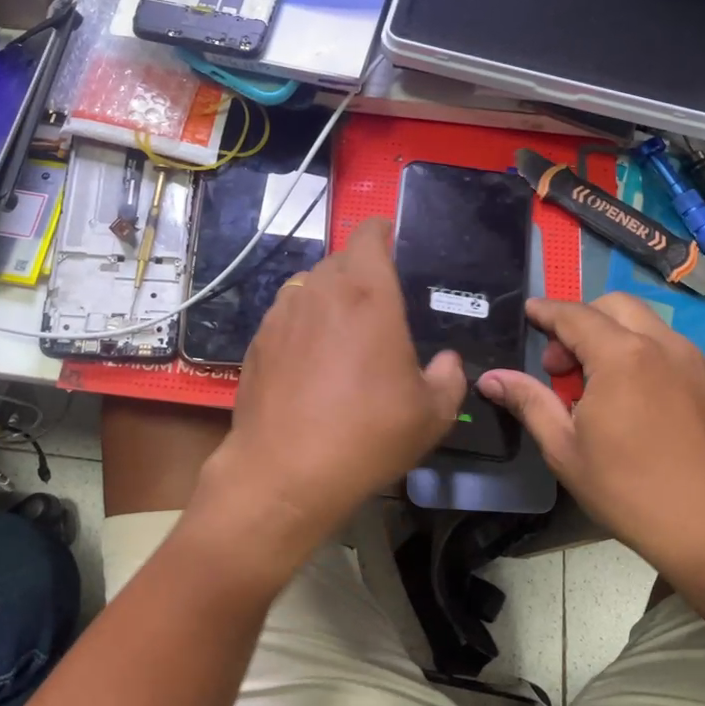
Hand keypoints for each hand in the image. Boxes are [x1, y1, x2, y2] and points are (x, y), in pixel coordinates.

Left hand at [189, 218, 466, 571]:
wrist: (284, 472)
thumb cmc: (367, 435)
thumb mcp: (431, 415)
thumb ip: (448, 378)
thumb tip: (446, 362)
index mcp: (368, 294)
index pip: (370, 234)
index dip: (384, 232)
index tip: (396, 246)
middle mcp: (320, 291)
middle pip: (340, 260)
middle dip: (361, 273)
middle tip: (379, 306)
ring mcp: (281, 314)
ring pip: (309, 286)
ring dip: (328, 298)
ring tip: (343, 335)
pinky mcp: (256, 341)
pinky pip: (286, 316)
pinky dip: (302, 326)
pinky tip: (309, 363)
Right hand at [476, 294, 704, 600]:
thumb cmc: (631, 492)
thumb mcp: (565, 449)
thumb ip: (529, 402)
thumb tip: (491, 378)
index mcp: (622, 357)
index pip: (574, 315)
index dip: (546, 311)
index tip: (528, 313)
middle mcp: (663, 345)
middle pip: (615, 307)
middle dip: (582, 322)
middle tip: (562, 367)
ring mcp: (696, 362)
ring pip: (647, 326)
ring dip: (615, 338)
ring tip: (599, 388)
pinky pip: (671, 350)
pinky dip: (644, 356)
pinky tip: (637, 402)